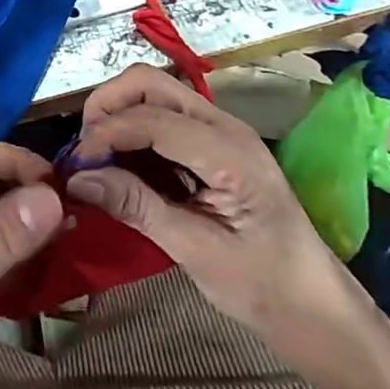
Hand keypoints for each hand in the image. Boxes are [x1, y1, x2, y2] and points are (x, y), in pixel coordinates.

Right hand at [67, 65, 389, 388]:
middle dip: (108, 104)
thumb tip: (80, 178)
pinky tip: (119, 160)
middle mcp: (224, 125)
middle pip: (152, 83)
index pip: (154, 118)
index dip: (107, 133)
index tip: (75, 163)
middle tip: (82, 147)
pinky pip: (165, 116)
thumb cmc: (264, 285)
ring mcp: (220, 130)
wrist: (314, 305)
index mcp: (228, 151)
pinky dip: (134, 128)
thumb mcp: (197, 253)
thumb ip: (138, 207)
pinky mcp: (213, 144)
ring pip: (156, 93)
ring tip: (94, 154)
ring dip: (119, 113)